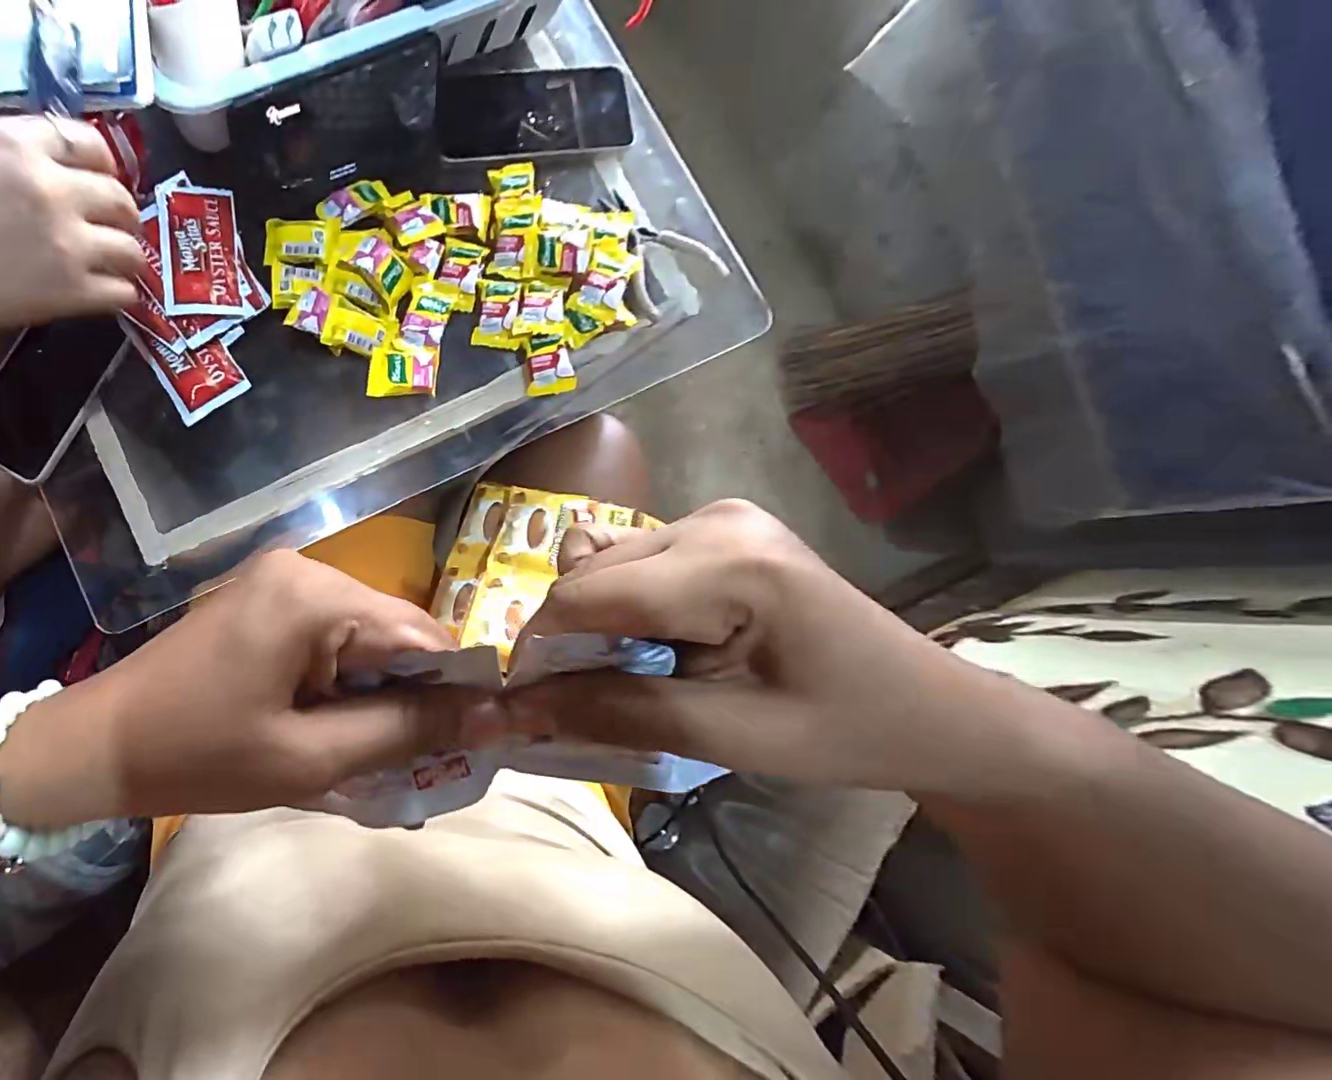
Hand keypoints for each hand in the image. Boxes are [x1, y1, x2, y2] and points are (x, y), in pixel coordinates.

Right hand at [0, 117, 143, 350]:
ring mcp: (69, 243)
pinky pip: (124, 292)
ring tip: (114, 263)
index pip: (91, 144)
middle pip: (119, 198)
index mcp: (18, 145)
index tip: (101, 181)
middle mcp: (52, 189)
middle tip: (115, 228)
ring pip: (131, 249)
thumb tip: (63, 165)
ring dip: (127, 257)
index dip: (104, 166)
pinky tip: (105, 292)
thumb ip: (16, 153)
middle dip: (123, 214)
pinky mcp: (75, 290)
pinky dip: (120, 293)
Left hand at [1, 551, 486, 821]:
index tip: (472, 737)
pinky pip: (330, 631)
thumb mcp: (310, 757)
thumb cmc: (199, 755)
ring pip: (365, 632)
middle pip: (393, 629)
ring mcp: (281, 577)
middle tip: (414, 753)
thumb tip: (488, 716)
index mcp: (315, 595)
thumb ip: (403, 731)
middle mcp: (305, 567)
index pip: (421, 634)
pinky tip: (332, 717)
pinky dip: (344, 674)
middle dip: (411, 690)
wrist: (100, 742)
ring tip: (369, 742)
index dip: (455, 686)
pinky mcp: (266, 595)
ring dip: (377, 686)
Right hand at [505, 499, 1040, 793]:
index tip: (530, 705)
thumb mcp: (727, 736)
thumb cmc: (844, 732)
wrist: (934, 709)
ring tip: (635, 669)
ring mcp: (715, 515)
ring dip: (594, 621)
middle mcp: (711, 520)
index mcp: (728, 563)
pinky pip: (630, 558)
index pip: (586, 595)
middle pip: (587, 575)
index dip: (543, 650)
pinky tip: (655, 637)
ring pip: (601, 564)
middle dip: (569, 641)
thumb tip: (514, 710)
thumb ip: (614, 712)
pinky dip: (619, 602)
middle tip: (588, 701)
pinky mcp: (714, 526)